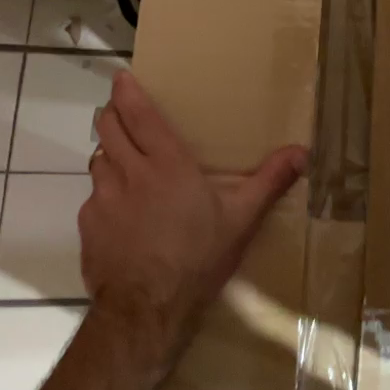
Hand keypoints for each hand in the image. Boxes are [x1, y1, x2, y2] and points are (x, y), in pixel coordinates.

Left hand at [78, 72, 306, 389]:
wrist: (147, 312)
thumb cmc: (198, 257)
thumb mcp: (241, 219)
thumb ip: (269, 181)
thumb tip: (302, 152)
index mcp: (166, 163)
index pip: (139, 114)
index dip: (127, 92)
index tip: (121, 77)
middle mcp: (129, 172)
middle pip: (108, 128)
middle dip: (112, 115)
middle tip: (120, 112)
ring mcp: (102, 199)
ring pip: (97, 161)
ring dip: (107, 154)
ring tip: (122, 162)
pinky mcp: (87, 226)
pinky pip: (92, 199)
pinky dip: (103, 196)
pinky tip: (118, 213)